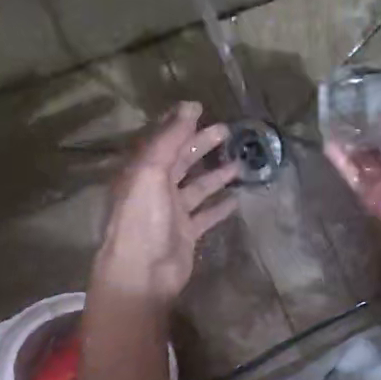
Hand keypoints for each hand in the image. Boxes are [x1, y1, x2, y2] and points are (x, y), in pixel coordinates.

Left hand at [90, 102, 240, 305]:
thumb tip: (190, 107)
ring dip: (215, 174)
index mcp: (141, 171)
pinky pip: (205, 214)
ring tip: (239, 163)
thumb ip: (170, 140)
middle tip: (228, 132)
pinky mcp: (185, 233)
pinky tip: (237, 199)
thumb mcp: (152, 172)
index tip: (202, 109)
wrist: (143, 272)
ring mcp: (171, 212)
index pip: (161, 141)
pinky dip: (219, 206)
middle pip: (180, 160)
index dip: (179, 124)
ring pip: (196, 187)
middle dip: (202, 144)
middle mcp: (154, 188)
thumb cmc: (143, 219)